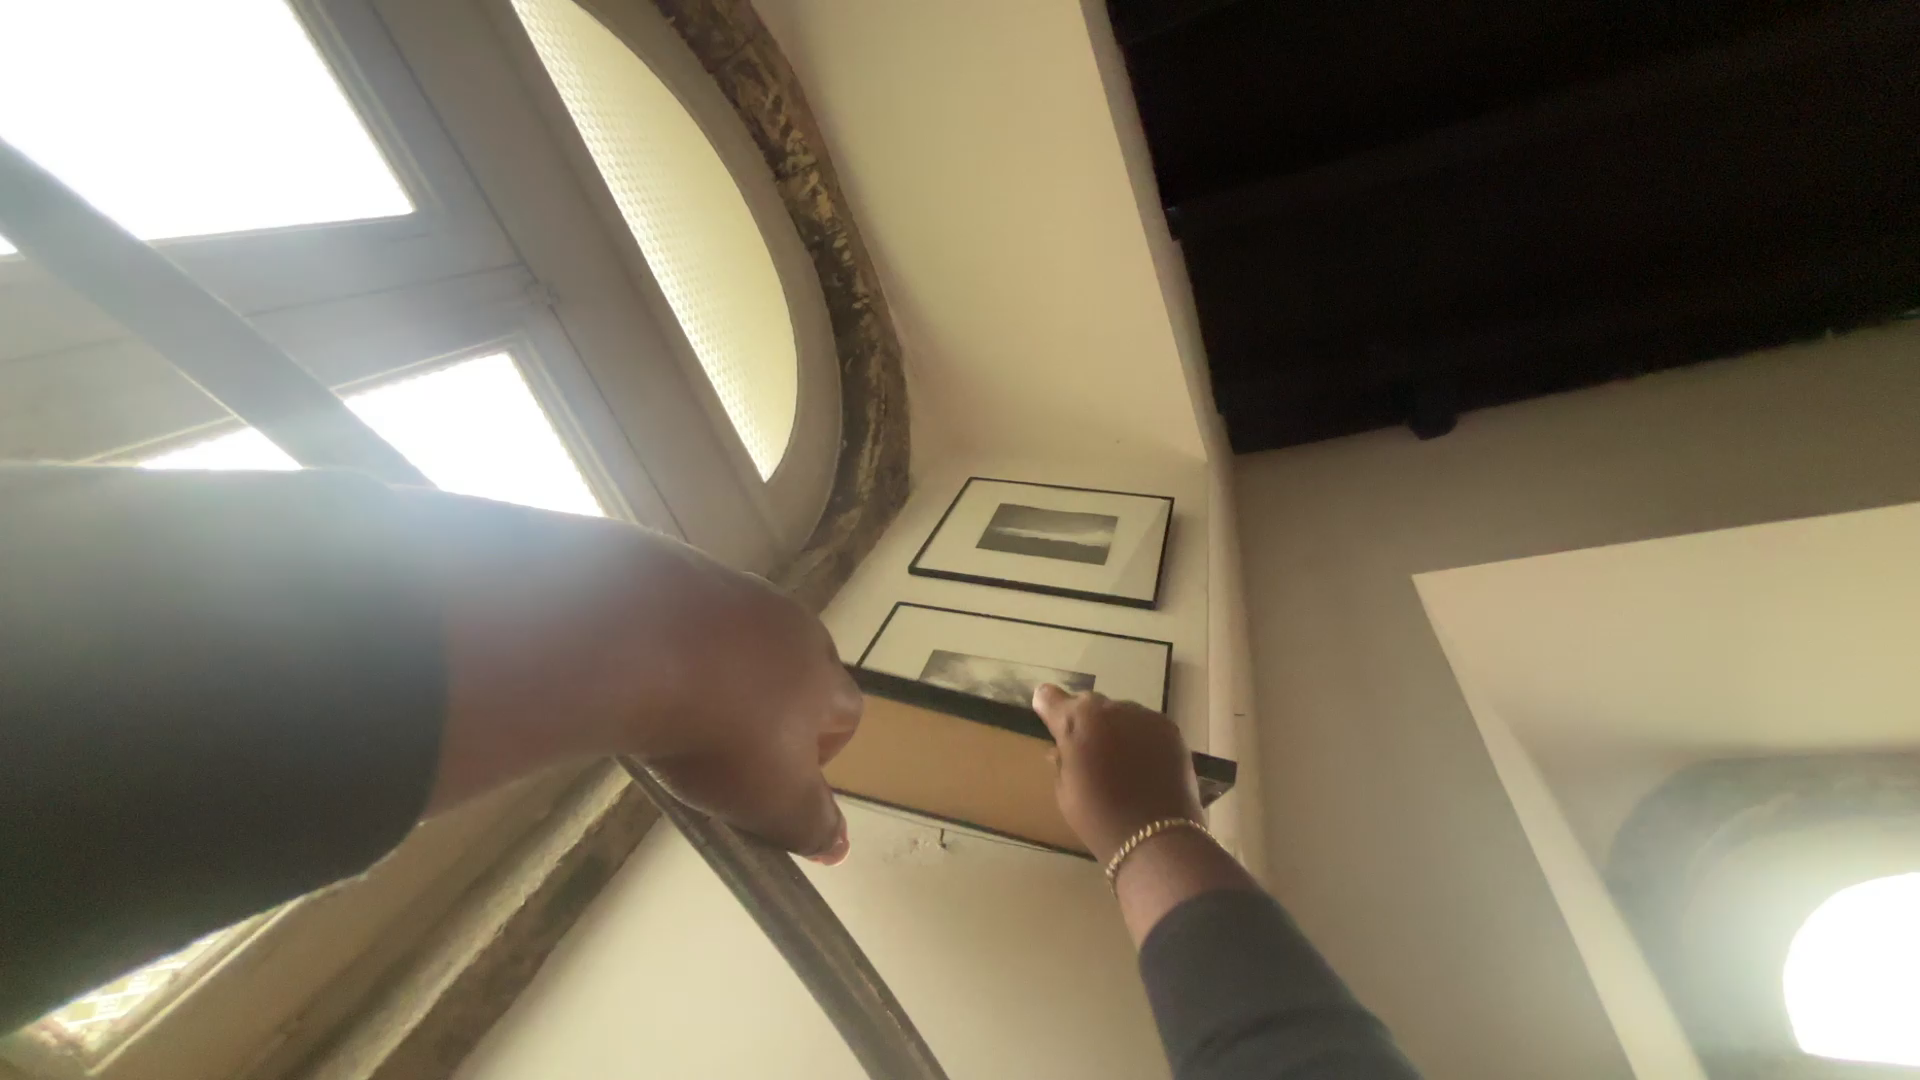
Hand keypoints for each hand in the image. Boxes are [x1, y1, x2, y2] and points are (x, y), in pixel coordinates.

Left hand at [412, 491, 856, 862]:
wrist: (637, 643)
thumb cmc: (718, 731)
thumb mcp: (771, 798)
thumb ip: (809, 822)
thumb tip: (838, 847)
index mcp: (824, 674)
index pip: (847, 712)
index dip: (822, 749)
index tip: (780, 776)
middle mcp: (793, 625)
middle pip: (799, 669)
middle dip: (774, 705)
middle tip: (728, 744)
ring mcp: (739, 593)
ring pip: (747, 640)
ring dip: (727, 672)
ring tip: (680, 707)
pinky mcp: (684, 573)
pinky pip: (695, 617)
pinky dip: (681, 645)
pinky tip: (646, 670)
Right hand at [1031, 684, 1205, 864]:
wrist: (1156, 837)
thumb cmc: (1099, 818)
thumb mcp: (1066, 792)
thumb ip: (1062, 761)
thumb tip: (1062, 749)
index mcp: (1074, 722)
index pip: (1049, 696)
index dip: (1047, 706)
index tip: (1050, 720)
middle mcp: (1107, 709)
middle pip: (1088, 704)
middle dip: (1084, 721)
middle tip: (1088, 750)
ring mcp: (1141, 715)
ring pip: (1119, 713)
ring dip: (1114, 728)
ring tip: (1121, 761)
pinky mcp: (1168, 727)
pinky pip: (1145, 725)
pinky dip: (1141, 738)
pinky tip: (1144, 764)